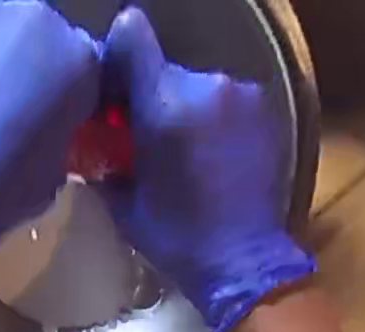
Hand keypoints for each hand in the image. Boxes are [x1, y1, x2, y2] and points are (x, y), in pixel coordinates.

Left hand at [0, 0, 100, 254]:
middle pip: (50, 43)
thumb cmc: (10, 183)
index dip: (74, 99)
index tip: (62, 121)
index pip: (88, 73)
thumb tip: (54, 131)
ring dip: (9, 62)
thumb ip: (64, 134)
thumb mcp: (58, 167)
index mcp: (82, 61)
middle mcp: (45, 23)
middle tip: (24, 112)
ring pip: (13, 34)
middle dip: (41, 73)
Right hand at [101, 7, 314, 331]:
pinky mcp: (264, 110)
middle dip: (151, 101)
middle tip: (144, 144)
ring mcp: (240, 95)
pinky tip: (210, 161)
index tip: (113, 97)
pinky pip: (224, 102)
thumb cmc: (179, 241)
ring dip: (183, 113)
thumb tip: (100, 155)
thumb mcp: (129, 211)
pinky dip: (212, 122)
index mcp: (165, 107)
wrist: (243, 261)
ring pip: (196, 87)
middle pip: (164, 70)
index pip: (132, 37)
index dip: (117, 59)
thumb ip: (109, 169)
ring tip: (182, 158)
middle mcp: (206, 85)